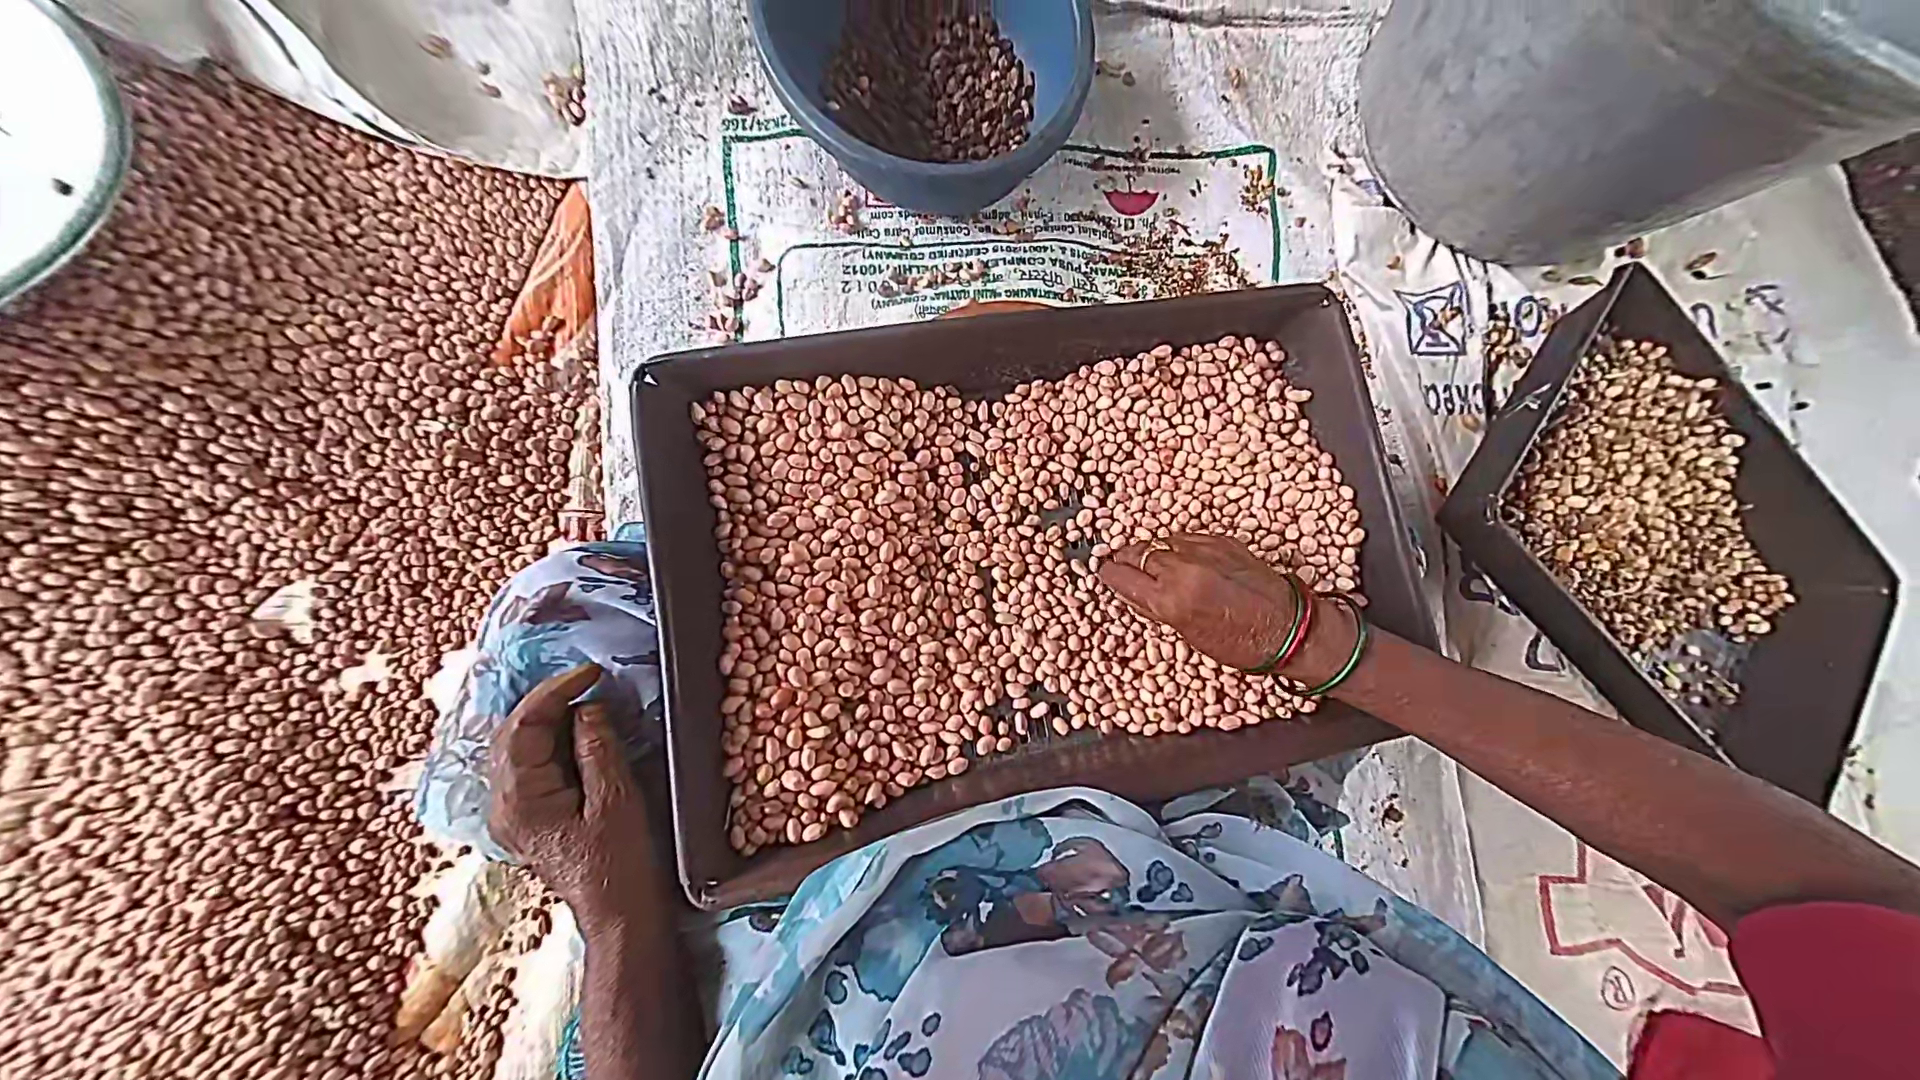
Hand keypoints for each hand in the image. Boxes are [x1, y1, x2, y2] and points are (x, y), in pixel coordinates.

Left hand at [488, 663, 652, 933]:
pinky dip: (553, 735)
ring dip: (549, 714)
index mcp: (521, 800)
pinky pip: (531, 760)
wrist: (618, 910)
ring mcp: (513, 810)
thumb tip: (588, 707)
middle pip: (512, 733)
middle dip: (549, 698)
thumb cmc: (621, 860)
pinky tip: (577, 725)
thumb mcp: (616, 800)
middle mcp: (504, 803)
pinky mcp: (530, 812)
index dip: (557, 691)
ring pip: (518, 745)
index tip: (594, 671)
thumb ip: (597, 750)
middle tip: (590, 679)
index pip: (524, 727)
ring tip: (586, 694)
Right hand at [1098, 534, 1306, 672]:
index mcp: (1169, 600)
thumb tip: (1130, 589)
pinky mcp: (1222, 541)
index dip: (1109, 574)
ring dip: (1153, 552)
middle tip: (1125, 567)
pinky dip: (1179, 547)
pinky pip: (1186, 538)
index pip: (1120, 576)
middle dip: (1128, 561)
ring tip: (1156, 565)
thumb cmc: (1240, 643)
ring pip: (1160, 542)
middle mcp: (1183, 570)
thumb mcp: (1186, 633)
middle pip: (1136, 553)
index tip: (1106, 573)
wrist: (1289, 628)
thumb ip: (1154, 606)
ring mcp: (1203, 551)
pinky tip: (1183, 560)